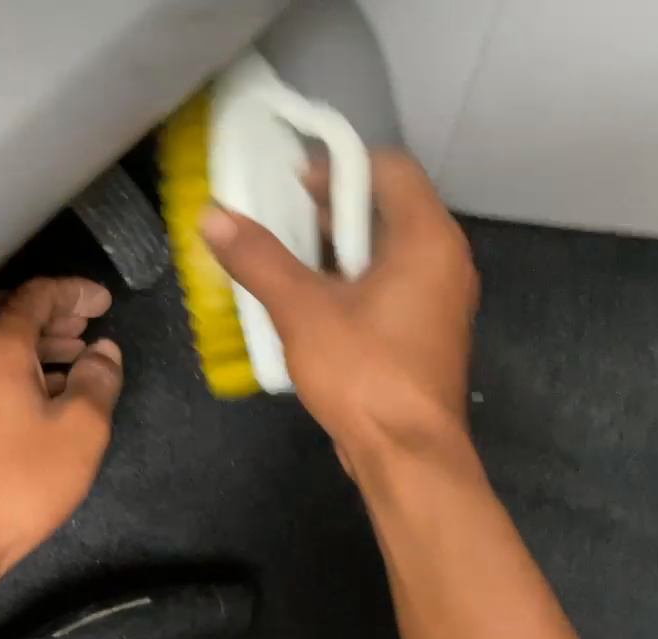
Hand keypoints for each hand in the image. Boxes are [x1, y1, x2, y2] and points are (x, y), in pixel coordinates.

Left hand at [0, 277, 123, 582]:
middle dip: (52, 314)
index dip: (75, 292)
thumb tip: (103, 352)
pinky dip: (14, 369)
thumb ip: (97, 382)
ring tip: (73, 358)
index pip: (37, 295)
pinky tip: (40, 395)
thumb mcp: (79, 431)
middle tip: (87, 326)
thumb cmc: (18, 483)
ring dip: (34, 344)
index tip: (105, 302)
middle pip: (8, 313)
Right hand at [200, 150, 478, 476]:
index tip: (291, 186)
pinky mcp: (425, 334)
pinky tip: (312, 309)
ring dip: (336, 253)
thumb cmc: (362, 373)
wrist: (405, 452)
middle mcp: (443, 260)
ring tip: (287, 269)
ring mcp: (438, 300)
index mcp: (426, 239)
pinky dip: (352, 285)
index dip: (337, 168)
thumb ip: (258, 260)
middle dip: (330, 213)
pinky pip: (389, 288)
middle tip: (279, 227)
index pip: (389, 170)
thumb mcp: (301, 311)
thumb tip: (213, 216)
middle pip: (387, 210)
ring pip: (386, 254)